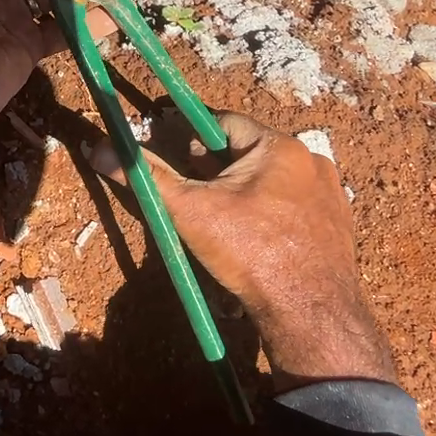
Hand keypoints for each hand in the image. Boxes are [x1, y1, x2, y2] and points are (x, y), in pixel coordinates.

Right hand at [91, 111, 396, 388]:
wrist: (310, 313)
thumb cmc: (248, 251)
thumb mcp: (187, 208)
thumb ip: (145, 174)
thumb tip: (98, 149)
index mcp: (279, 147)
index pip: (223, 122)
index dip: (190, 138)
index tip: (174, 161)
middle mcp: (311, 161)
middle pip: (245, 150)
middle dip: (213, 170)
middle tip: (193, 197)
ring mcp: (329, 192)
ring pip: (267, 178)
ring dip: (240, 190)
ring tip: (220, 223)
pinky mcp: (337, 223)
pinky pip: (290, 203)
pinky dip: (266, 212)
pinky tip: (252, 241)